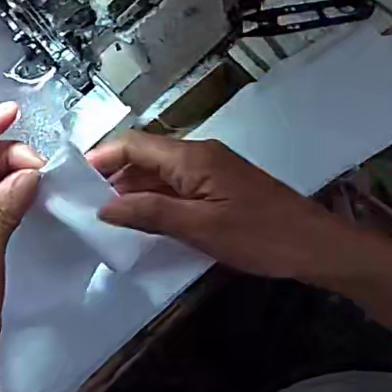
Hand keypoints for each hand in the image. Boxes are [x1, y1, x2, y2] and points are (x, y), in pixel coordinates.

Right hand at [88, 132, 388, 286]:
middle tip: (81, 203)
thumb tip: (104, 208)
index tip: (73, 179)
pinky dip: (155, 199)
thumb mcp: (200, 228)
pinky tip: (142, 221)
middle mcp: (198, 155)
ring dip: (133, 190)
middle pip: (145, 156)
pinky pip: (177, 185)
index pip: (134, 145)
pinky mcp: (220, 186)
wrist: (318, 246)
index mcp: (192, 157)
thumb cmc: (260, 236)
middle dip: (112, 177)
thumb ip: (150, 213)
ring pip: (160, 172)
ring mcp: (211, 169)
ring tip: (103, 215)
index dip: (101, 157)